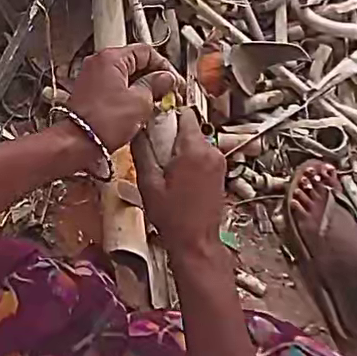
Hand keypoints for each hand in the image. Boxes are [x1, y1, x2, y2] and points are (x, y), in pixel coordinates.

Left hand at [67, 44, 180, 149]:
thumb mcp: (140, 102)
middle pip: (134, 62)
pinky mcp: (89, 93)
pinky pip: (114, 88)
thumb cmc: (102, 122)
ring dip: (141, 88)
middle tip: (166, 93)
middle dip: (153, 78)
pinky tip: (136, 111)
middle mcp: (98, 63)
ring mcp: (91, 78)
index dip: (164, 66)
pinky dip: (127, 96)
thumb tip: (165, 79)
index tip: (173, 81)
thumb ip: (156, 85)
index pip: (146, 51)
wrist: (76, 143)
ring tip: (153, 104)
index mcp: (111, 58)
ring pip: (124, 76)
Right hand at [132, 121, 227, 259]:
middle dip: (171, 135)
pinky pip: (202, 153)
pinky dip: (189, 158)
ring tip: (166, 170)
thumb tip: (136, 130)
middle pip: (189, 127)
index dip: (167, 117)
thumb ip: (142, 151)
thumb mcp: (148, 183)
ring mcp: (218, 161)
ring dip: (180, 147)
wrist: (197, 242)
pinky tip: (178, 177)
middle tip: (156, 154)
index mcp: (194, 150)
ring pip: (195, 140)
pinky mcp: (220, 170)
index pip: (184, 114)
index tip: (154, 127)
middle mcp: (211, 152)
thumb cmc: (174, 218)